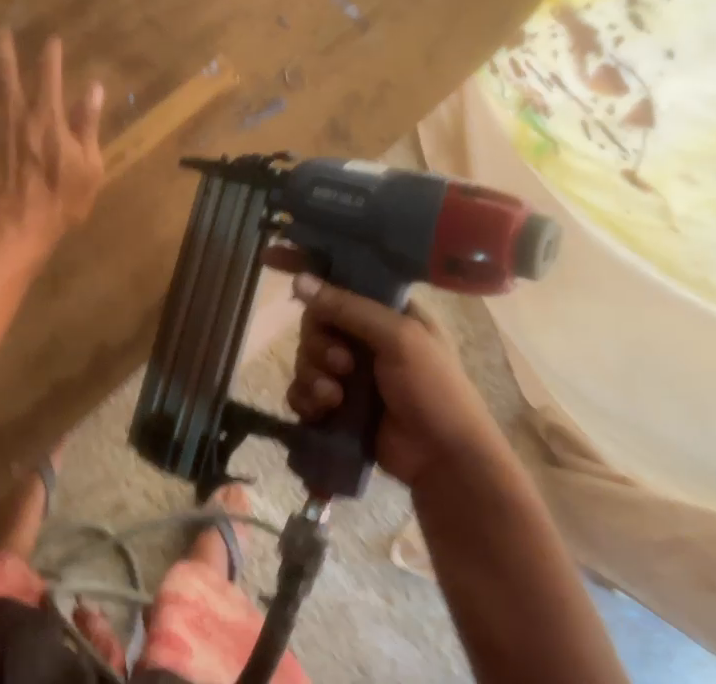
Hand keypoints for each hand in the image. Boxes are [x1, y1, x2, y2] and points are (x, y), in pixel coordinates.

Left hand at [0, 31, 104, 251]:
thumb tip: (94, 89)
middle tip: (1, 30)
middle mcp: (15, 111)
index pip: (49, 73)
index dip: (51, 53)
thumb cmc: (58, 202)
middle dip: (4, 47)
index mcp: (48, 115)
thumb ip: (88, 124)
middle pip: (6, 70)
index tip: (52, 39)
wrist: (13, 228)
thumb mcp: (88, 166)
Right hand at [281, 271, 501, 485]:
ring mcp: (350, 374)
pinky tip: (322, 411)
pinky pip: (302, 391)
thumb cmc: (434, 389)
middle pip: (316, 323)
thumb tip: (299, 280)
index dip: (310, 271)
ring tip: (334, 396)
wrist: (443, 459)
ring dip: (313, 375)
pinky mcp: (336, 406)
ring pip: (306, 357)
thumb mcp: (399, 338)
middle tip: (342, 363)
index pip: (342, 279)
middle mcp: (365, 338)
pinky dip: (306, 398)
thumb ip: (348, 308)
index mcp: (387, 312)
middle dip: (319, 344)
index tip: (272, 256)